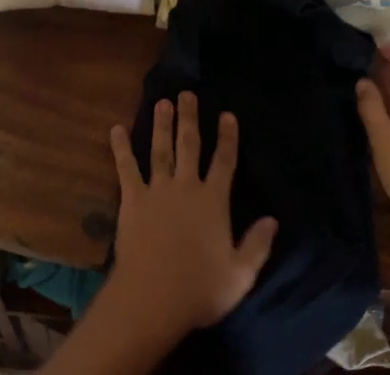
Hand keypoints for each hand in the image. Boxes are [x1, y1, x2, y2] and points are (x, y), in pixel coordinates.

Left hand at [104, 92, 277, 333]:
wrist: (153, 297)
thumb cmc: (200, 290)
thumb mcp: (240, 274)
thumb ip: (257, 245)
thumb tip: (273, 220)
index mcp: (214, 202)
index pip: (225, 162)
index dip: (228, 137)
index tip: (227, 114)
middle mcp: (186, 187)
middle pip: (189, 145)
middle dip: (189, 118)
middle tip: (187, 93)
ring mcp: (157, 190)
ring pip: (160, 149)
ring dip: (161, 124)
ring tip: (161, 101)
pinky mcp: (132, 199)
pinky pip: (126, 168)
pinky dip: (120, 148)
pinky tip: (116, 129)